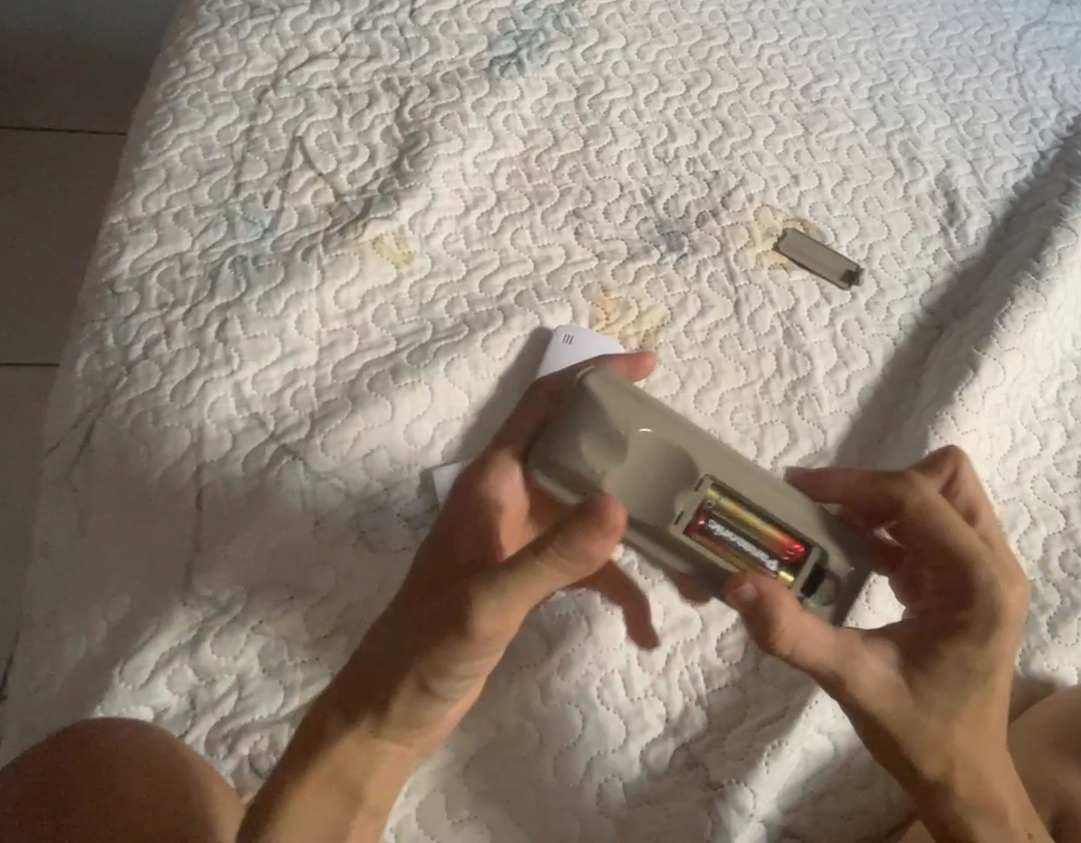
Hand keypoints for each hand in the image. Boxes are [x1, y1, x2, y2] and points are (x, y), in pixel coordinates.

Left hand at [241, 353, 662, 842]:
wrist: (390, 713)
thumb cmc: (424, 647)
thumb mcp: (490, 602)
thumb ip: (554, 556)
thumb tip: (620, 505)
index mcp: (493, 480)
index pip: (546, 403)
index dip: (593, 376)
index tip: (647, 366)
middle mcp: (513, 496)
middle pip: (582, 450)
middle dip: (633, 451)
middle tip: (686, 454)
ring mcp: (525, 536)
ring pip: (594, 510)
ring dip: (638, 533)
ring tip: (690, 553)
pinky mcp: (534, 574)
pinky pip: (590, 567)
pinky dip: (621, 590)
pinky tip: (648, 629)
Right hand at [724, 447, 1049, 842]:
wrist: (965, 779)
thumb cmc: (920, 734)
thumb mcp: (852, 682)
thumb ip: (794, 632)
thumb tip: (740, 582)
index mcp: (979, 582)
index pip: (918, 497)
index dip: (855, 485)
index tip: (799, 489)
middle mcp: (993, 564)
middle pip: (944, 477)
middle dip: (880, 485)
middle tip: (827, 509)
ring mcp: (985, 569)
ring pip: (940, 492)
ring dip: (884, 500)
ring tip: (834, 526)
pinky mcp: (967, 577)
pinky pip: (931, 521)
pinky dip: (890, 523)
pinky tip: (854, 552)